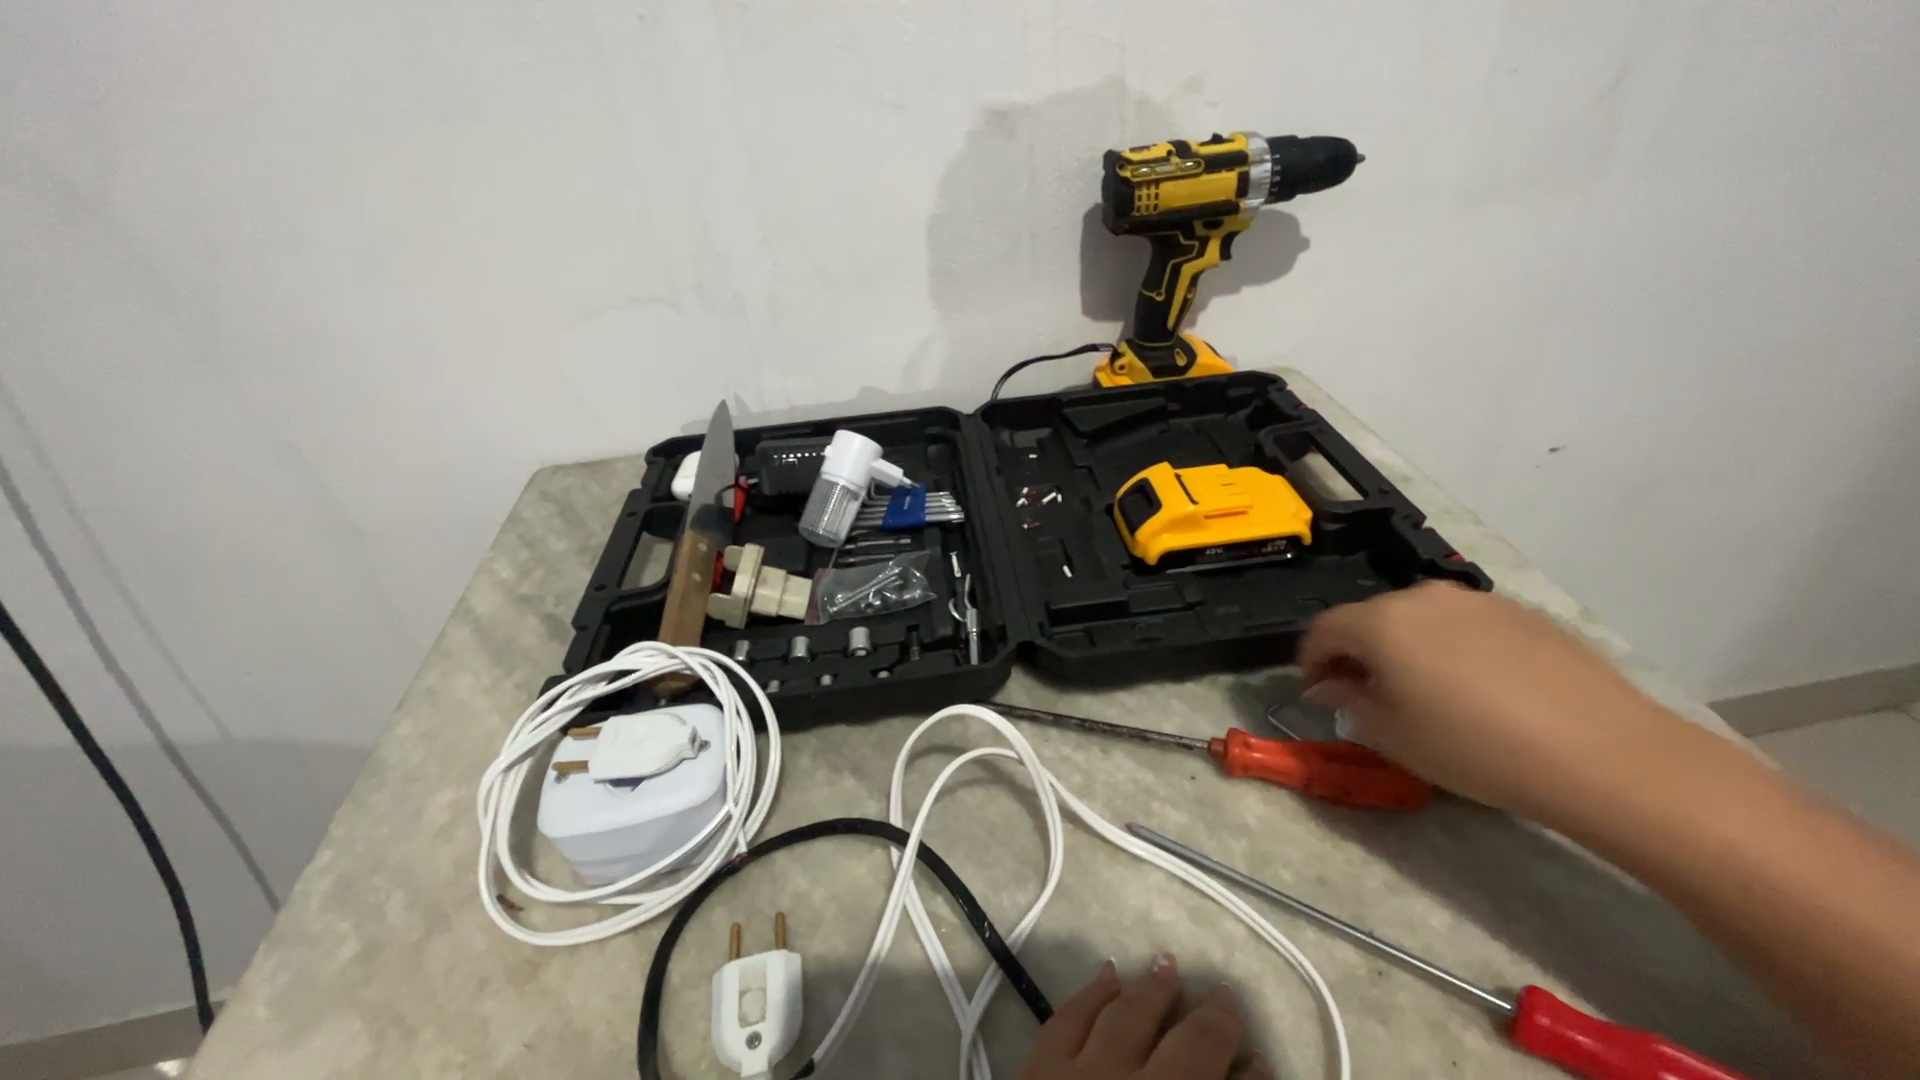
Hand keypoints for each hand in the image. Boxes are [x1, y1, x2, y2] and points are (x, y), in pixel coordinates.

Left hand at [1017, 954, 1270, 1079]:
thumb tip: (1247, 1070)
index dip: (1253, 1071)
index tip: (1262, 1057)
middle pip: (1190, 1046)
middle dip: (1215, 1020)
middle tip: (1228, 997)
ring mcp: (1082, 1074)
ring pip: (1128, 1018)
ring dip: (1153, 990)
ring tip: (1170, 965)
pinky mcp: (1037, 1069)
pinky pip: (1068, 1020)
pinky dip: (1092, 993)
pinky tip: (1108, 972)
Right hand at [1298, 581, 1677, 819]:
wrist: (1600, 751)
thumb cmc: (1474, 747)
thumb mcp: (1393, 736)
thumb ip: (1349, 702)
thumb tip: (1331, 686)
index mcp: (1381, 622)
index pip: (1323, 629)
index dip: (1310, 661)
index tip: (1317, 693)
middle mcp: (1424, 597)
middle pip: (1371, 619)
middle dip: (1359, 654)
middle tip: (1368, 697)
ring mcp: (1478, 601)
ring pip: (1420, 620)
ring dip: (1407, 650)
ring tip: (1426, 695)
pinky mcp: (1523, 614)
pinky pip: (1466, 627)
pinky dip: (1452, 650)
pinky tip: (1479, 692)